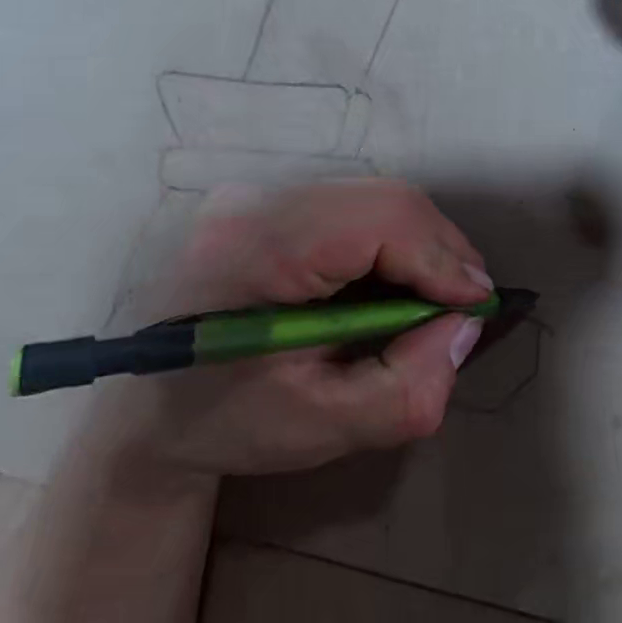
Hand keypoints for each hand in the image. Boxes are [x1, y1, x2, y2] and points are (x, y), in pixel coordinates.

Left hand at [86, 179, 491, 480]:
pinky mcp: (258, 200)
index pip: (376, 219)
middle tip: (464, 304)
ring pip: (368, 195)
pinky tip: (389, 281)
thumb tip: (462, 325)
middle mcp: (252, 201)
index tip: (477, 308)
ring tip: (432, 297)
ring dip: (415, 242)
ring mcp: (252, 193)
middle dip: (437, 248)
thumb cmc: (223, 422)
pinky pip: (345, 204)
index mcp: (255, 249)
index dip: (440, 257)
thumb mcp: (322, 429)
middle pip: (379, 196)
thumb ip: (407, 387)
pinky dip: (385, 239)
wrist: (144, 405)